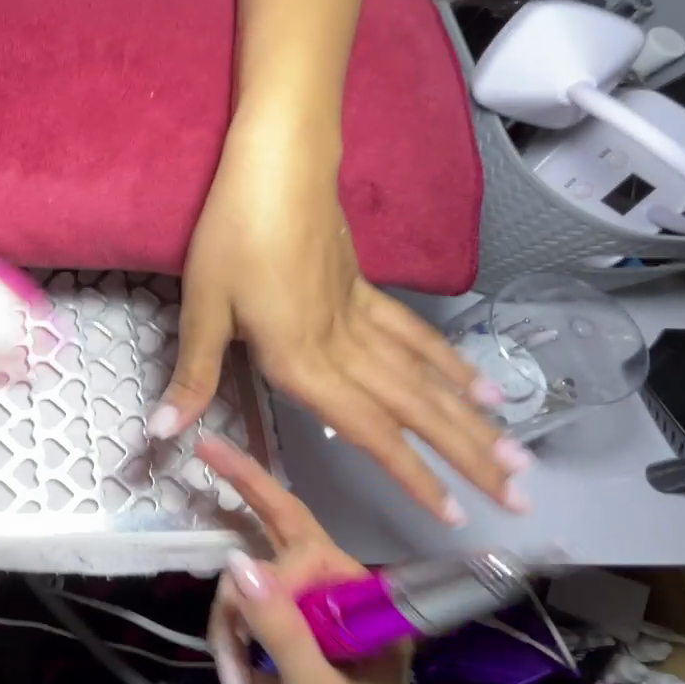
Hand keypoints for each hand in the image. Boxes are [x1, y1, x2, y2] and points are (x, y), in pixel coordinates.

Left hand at [158, 114, 527, 522]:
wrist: (277, 168)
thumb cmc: (232, 237)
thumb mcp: (202, 309)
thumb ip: (195, 375)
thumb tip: (163, 432)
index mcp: (301, 359)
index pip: (365, 430)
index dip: (408, 474)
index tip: (452, 515)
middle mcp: (342, 346)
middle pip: (413, 409)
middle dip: (465, 458)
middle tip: (521, 498)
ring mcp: (361, 315)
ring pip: (426, 378)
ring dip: (472, 420)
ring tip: (520, 457)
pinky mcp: (366, 288)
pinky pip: (415, 335)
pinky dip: (450, 363)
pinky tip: (482, 383)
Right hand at [199, 436, 428, 683]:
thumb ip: (282, 629)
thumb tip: (236, 560)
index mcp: (363, 599)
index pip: (307, 552)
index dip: (270, 580)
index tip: (247, 632)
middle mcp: (332, 588)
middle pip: (281, 523)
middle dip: (245, 485)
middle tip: (206, 447)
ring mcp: (298, 602)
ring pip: (240, 577)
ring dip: (229, 627)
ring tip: (238, 678)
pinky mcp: (270, 619)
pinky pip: (230, 603)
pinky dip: (223, 639)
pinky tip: (236, 677)